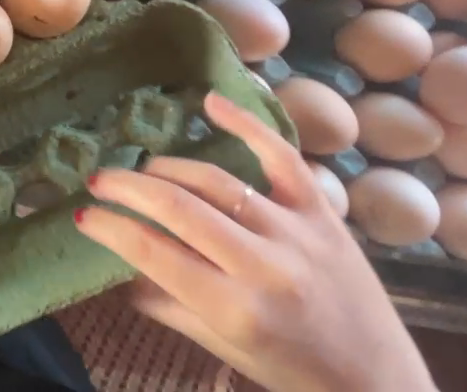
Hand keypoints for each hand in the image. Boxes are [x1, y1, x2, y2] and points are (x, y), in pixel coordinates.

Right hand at [76, 91, 436, 391]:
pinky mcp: (322, 213)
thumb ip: (166, 302)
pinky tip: (209, 102)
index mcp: (237, 309)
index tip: (82, 214)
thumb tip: (113, 265)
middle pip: (178, 207)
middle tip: (97, 181)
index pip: (154, 253)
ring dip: (165, 168)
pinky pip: (280, 158)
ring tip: (140, 170)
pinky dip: (246, 124)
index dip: (110, 227)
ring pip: (214, 181)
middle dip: (126, 187)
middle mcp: (265, 266)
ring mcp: (296, 232)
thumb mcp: (222, 346)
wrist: (384, 385)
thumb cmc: (293, 371)